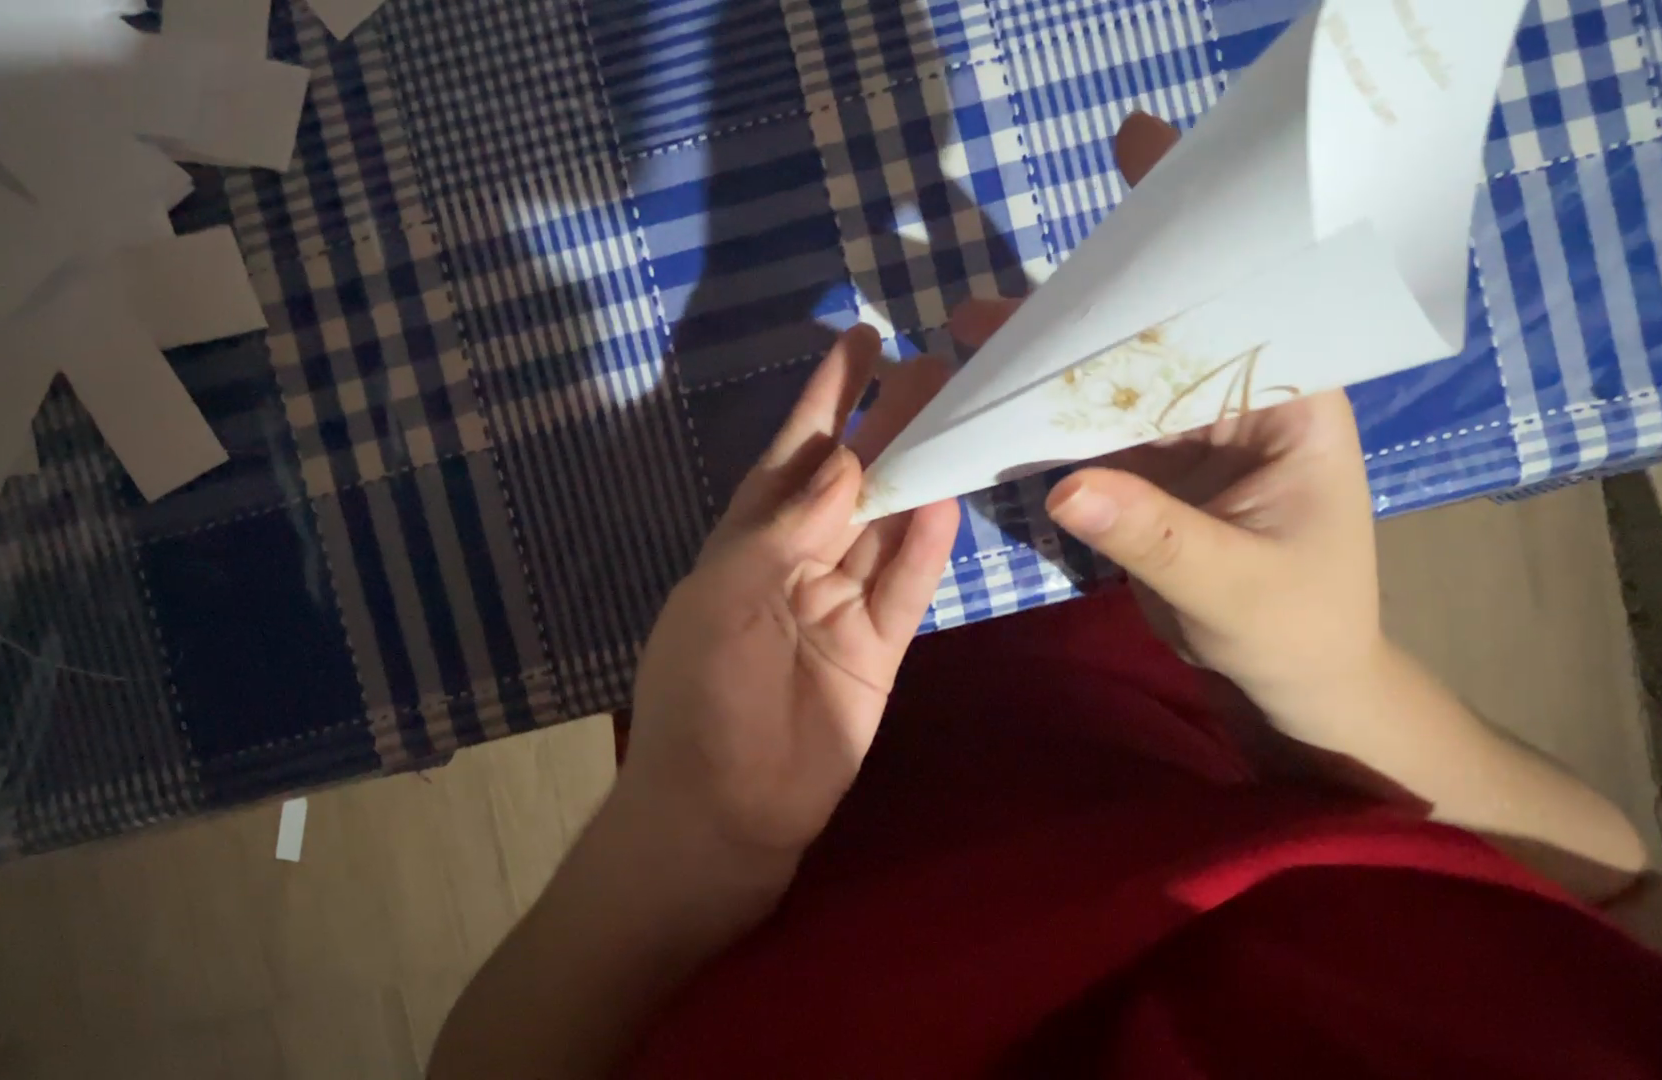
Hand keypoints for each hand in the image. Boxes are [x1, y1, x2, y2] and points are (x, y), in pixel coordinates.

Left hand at [619, 326, 960, 895]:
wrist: (725, 807)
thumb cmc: (703, 692)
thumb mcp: (727, 592)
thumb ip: (786, 524)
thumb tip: (844, 461)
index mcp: (748, 539)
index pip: (793, 451)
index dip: (826, 396)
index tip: (859, 341)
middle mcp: (799, 559)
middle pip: (852, 478)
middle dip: (887, 422)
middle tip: (934, 365)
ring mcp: (842, 601)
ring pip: (888, 524)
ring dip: (918, 471)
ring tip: (958, 413)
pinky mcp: (879, 648)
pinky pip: (907, 586)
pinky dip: (928, 545)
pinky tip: (951, 497)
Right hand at [953, 112, 1383, 719]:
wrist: (1290, 682)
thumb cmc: (1296, 627)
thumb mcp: (1234, 585)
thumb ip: (1156, 536)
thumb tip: (1064, 488)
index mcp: (1287, 399)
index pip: (1236, 296)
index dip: (1184, 227)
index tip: (1134, 151)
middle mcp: (1234, 399)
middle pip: (1151, 333)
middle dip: (1076, 307)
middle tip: (990, 299)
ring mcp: (1184, 435)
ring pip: (1108, 382)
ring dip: (1044, 364)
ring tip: (968, 337)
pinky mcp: (1147, 470)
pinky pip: (1088, 432)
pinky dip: (1041, 419)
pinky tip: (991, 403)